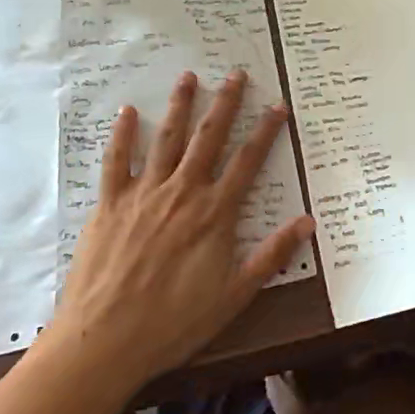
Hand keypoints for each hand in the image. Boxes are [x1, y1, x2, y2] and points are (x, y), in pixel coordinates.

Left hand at [44, 70, 312, 392]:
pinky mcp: (110, 203)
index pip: (247, 162)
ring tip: (189, 77)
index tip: (277, 106)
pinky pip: (116, 160)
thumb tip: (308, 221)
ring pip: (166, 139)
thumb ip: (272, 255)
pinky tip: (128, 112)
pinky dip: (122, 134)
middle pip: (208, 139)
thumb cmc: (174, 323)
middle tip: (236, 74)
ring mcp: (143, 194)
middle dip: (225, 104)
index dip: (265, 132)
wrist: (106, 339)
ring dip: (179, 106)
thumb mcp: (235, 296)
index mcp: (214, 214)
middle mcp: (182, 193)